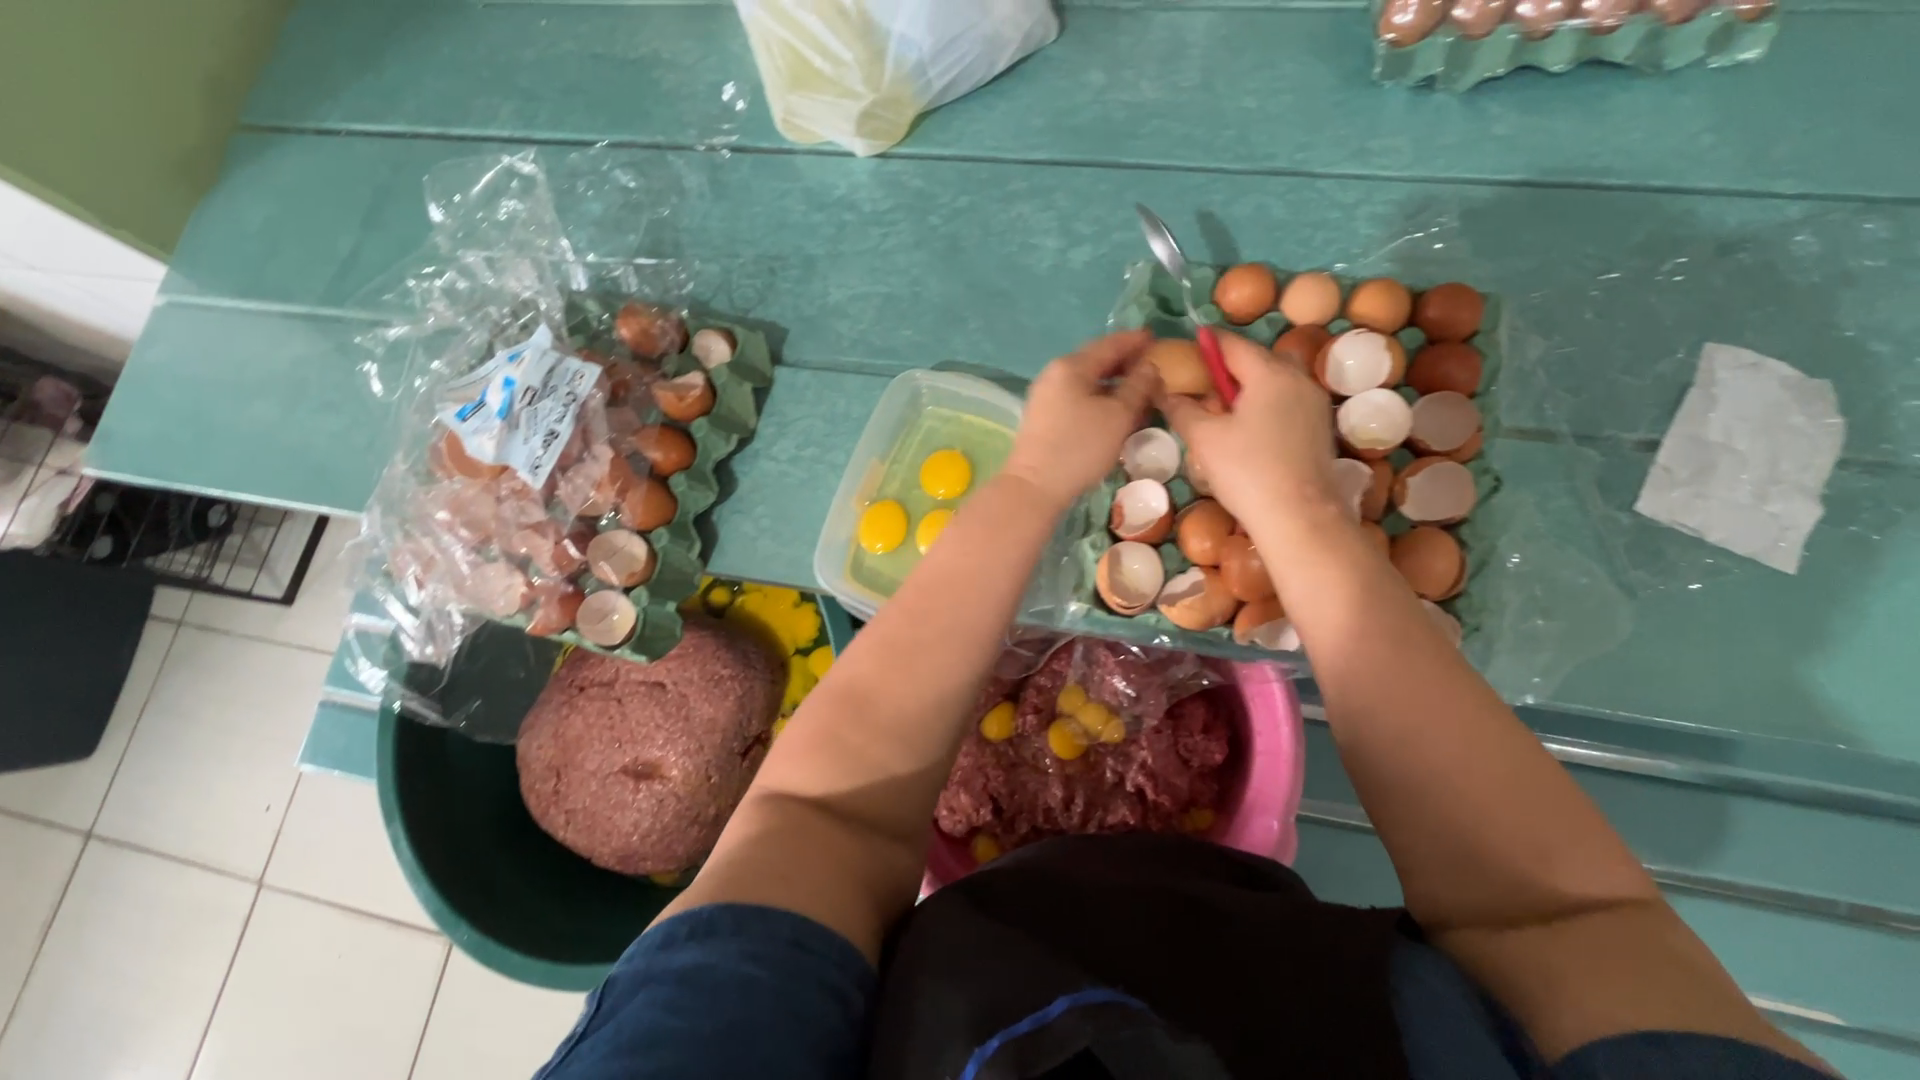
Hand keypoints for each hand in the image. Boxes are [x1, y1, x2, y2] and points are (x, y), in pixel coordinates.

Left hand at [1004, 331, 1160, 506]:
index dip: (1134, 341)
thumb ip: (1138, 387)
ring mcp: (1046, 396)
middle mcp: (1054, 374)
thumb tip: (1149, 366)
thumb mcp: (1118, 416)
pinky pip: (1078, 398)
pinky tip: (1115, 411)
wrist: (1035, 487)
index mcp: (1071, 366)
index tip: (1155, 337)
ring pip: (1087, 382)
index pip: (1109, 344)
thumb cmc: (1080, 447)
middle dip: (1125, 363)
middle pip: (1095, 361)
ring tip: (1139, 391)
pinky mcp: (1044, 417)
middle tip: (1152, 366)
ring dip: (1113, 384)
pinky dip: (1100, 399)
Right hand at [1159, 330, 1340, 531]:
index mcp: (1269, 372)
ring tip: (1223, 413)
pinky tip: (1248, 433)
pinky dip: (1266, 406)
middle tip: (1203, 387)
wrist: (1299, 517)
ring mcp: (1314, 403)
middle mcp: (1298, 378)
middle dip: (1229, 368)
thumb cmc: (1247, 471)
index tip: (1186, 349)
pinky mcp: (1319, 428)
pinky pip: (1287, 402)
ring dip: (1249, 388)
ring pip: (1275, 382)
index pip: (1232, 344)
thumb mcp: (1204, 439)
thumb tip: (1164, 392)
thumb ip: (1182, 409)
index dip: (1207, 344)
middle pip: (1258, 360)